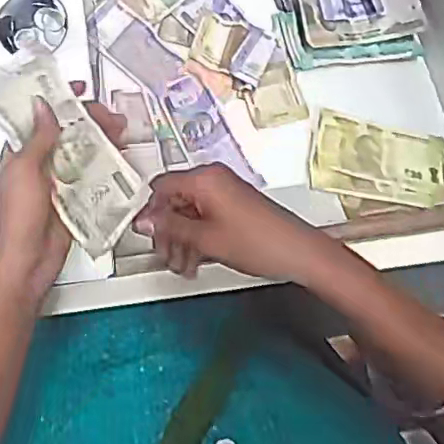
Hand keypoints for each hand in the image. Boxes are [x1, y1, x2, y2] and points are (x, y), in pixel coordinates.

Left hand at [0, 95, 125, 306]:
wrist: (27, 263)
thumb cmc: (16, 219)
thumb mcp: (25, 170)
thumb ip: (38, 138)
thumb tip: (43, 107)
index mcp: (19, 154)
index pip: (39, 118)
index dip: (58, 101)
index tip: (77, 89)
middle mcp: (38, 165)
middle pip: (66, 134)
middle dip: (88, 121)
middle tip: (109, 116)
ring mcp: (56, 182)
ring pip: (82, 153)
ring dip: (100, 140)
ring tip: (119, 133)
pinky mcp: (72, 200)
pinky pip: (91, 178)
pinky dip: (105, 166)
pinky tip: (119, 159)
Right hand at [134, 164, 335, 282]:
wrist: (299, 253)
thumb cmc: (259, 243)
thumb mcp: (205, 239)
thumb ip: (170, 227)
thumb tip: (144, 220)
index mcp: (203, 178)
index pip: (160, 187)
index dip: (150, 212)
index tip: (147, 234)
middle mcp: (212, 178)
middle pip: (173, 200)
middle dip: (167, 230)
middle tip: (166, 255)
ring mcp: (223, 190)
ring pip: (188, 211)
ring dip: (181, 237)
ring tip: (184, 265)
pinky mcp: (232, 203)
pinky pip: (203, 214)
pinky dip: (197, 235)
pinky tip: (196, 259)